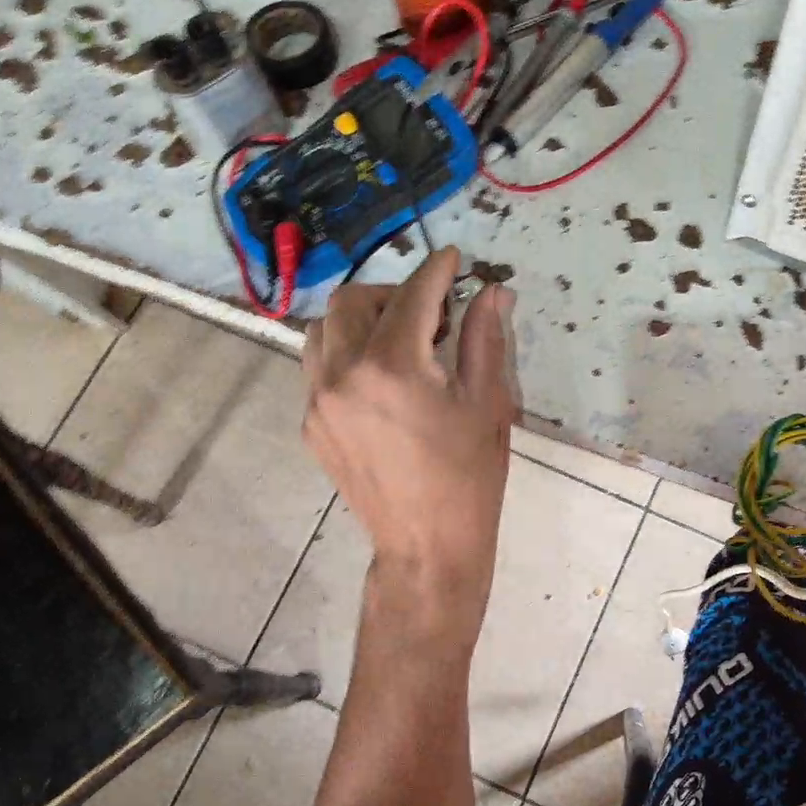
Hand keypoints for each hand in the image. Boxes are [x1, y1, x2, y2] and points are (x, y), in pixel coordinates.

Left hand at [302, 247, 518, 619]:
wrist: (426, 546)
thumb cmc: (469, 478)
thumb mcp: (488, 405)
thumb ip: (485, 339)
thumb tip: (494, 292)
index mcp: (392, 366)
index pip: (412, 295)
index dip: (437, 270)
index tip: (453, 258)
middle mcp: (343, 373)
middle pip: (352, 300)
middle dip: (393, 292)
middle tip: (432, 313)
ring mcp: (318, 400)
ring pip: (323, 330)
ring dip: (360, 319)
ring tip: (399, 341)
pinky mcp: (311, 424)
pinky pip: (317, 367)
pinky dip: (345, 354)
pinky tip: (380, 379)